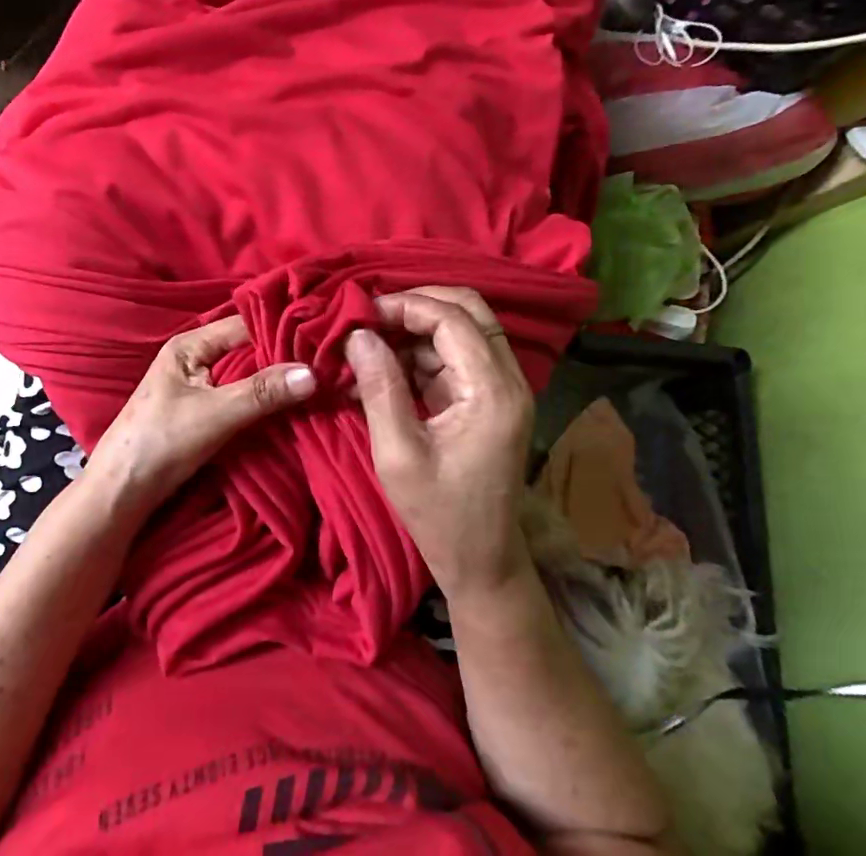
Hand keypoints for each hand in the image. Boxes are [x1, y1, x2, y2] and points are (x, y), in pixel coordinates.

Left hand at [85, 315, 316, 513]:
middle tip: (329, 358)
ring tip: (321, 377)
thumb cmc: (160, 442)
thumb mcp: (215, 414)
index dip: (282, 328)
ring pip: (249, 374)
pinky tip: (293, 403)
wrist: (123, 491)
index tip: (322, 335)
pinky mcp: (206, 411)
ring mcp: (201, 385)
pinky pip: (244, 395)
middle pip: (249, 348)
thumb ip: (262, 392)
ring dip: (277, 379)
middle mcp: (196, 357)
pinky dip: (266, 398)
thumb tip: (313, 373)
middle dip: (284, 355)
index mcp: (190, 344)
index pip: (245, 325)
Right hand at [345, 286, 534, 597]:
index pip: (452, 319)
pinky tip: (381, 367)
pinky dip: (417, 354)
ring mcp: (500, 388)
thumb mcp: (398, 453)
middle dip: (415, 306)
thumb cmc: (440, 514)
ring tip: (365, 344)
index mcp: (493, 391)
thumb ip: (379, 388)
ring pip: (459, 330)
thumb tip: (358, 335)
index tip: (358, 315)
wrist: (481, 560)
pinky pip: (453, 357)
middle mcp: (507, 380)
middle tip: (367, 318)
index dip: (404, 306)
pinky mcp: (486, 400)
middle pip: (467, 311)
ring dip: (413, 330)